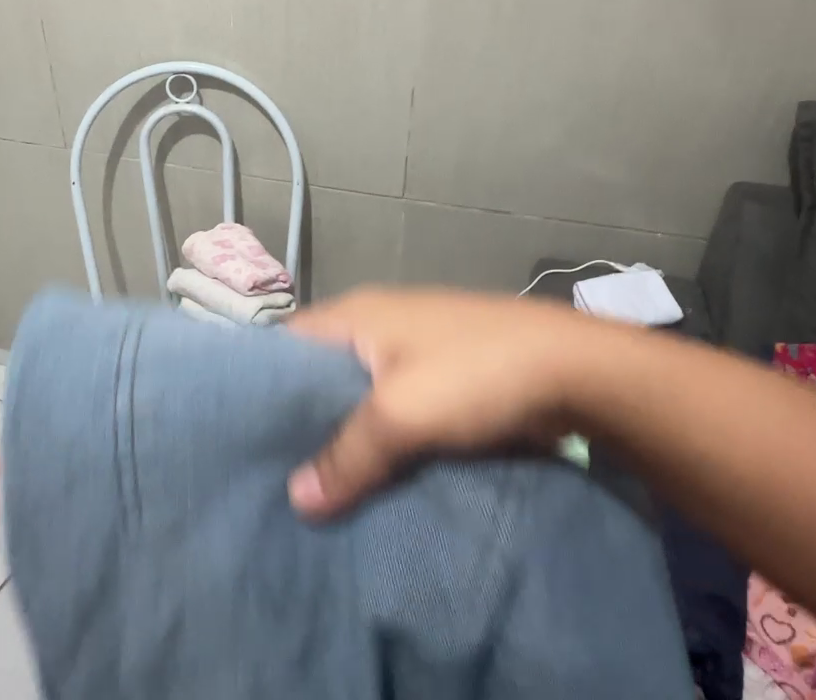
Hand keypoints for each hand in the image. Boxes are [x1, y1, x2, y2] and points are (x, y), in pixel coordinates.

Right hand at [284, 287, 637, 519]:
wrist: (578, 369)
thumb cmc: (476, 373)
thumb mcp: (402, 414)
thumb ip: (347, 455)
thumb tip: (297, 500)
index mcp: (355, 315)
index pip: (284, 344)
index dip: (258, 384)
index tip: (238, 435)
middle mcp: (376, 323)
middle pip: (318, 373)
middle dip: (299, 419)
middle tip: (271, 471)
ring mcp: (412, 347)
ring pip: (359, 393)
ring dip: (344, 432)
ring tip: (314, 483)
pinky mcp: (442, 373)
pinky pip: (394, 406)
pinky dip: (381, 436)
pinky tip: (370, 474)